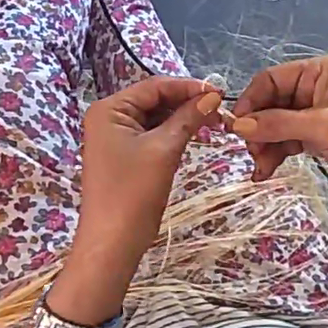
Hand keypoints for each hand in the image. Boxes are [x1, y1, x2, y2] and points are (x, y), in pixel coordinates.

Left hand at [55, 77, 220, 320]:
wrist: (112, 241)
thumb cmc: (133, 192)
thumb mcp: (164, 150)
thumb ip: (187, 119)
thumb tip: (211, 96)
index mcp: (109, 109)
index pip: (153, 86)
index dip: (187, 87)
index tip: (220, 91)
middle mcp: (107, 116)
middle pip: (152, 99)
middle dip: (185, 102)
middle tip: (221, 109)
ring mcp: (112, 136)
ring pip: (153, 117)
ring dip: (181, 117)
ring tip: (214, 121)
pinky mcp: (121, 154)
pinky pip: (149, 134)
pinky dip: (171, 132)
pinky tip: (194, 134)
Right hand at [228, 54, 327, 198]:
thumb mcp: (324, 128)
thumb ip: (278, 124)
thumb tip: (238, 125)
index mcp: (320, 72)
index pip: (271, 79)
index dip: (252, 102)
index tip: (237, 126)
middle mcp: (315, 87)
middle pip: (271, 103)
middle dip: (258, 128)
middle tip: (250, 152)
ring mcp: (317, 112)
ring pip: (276, 124)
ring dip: (264, 144)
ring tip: (260, 167)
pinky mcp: (319, 135)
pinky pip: (287, 139)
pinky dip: (276, 152)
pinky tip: (266, 169)